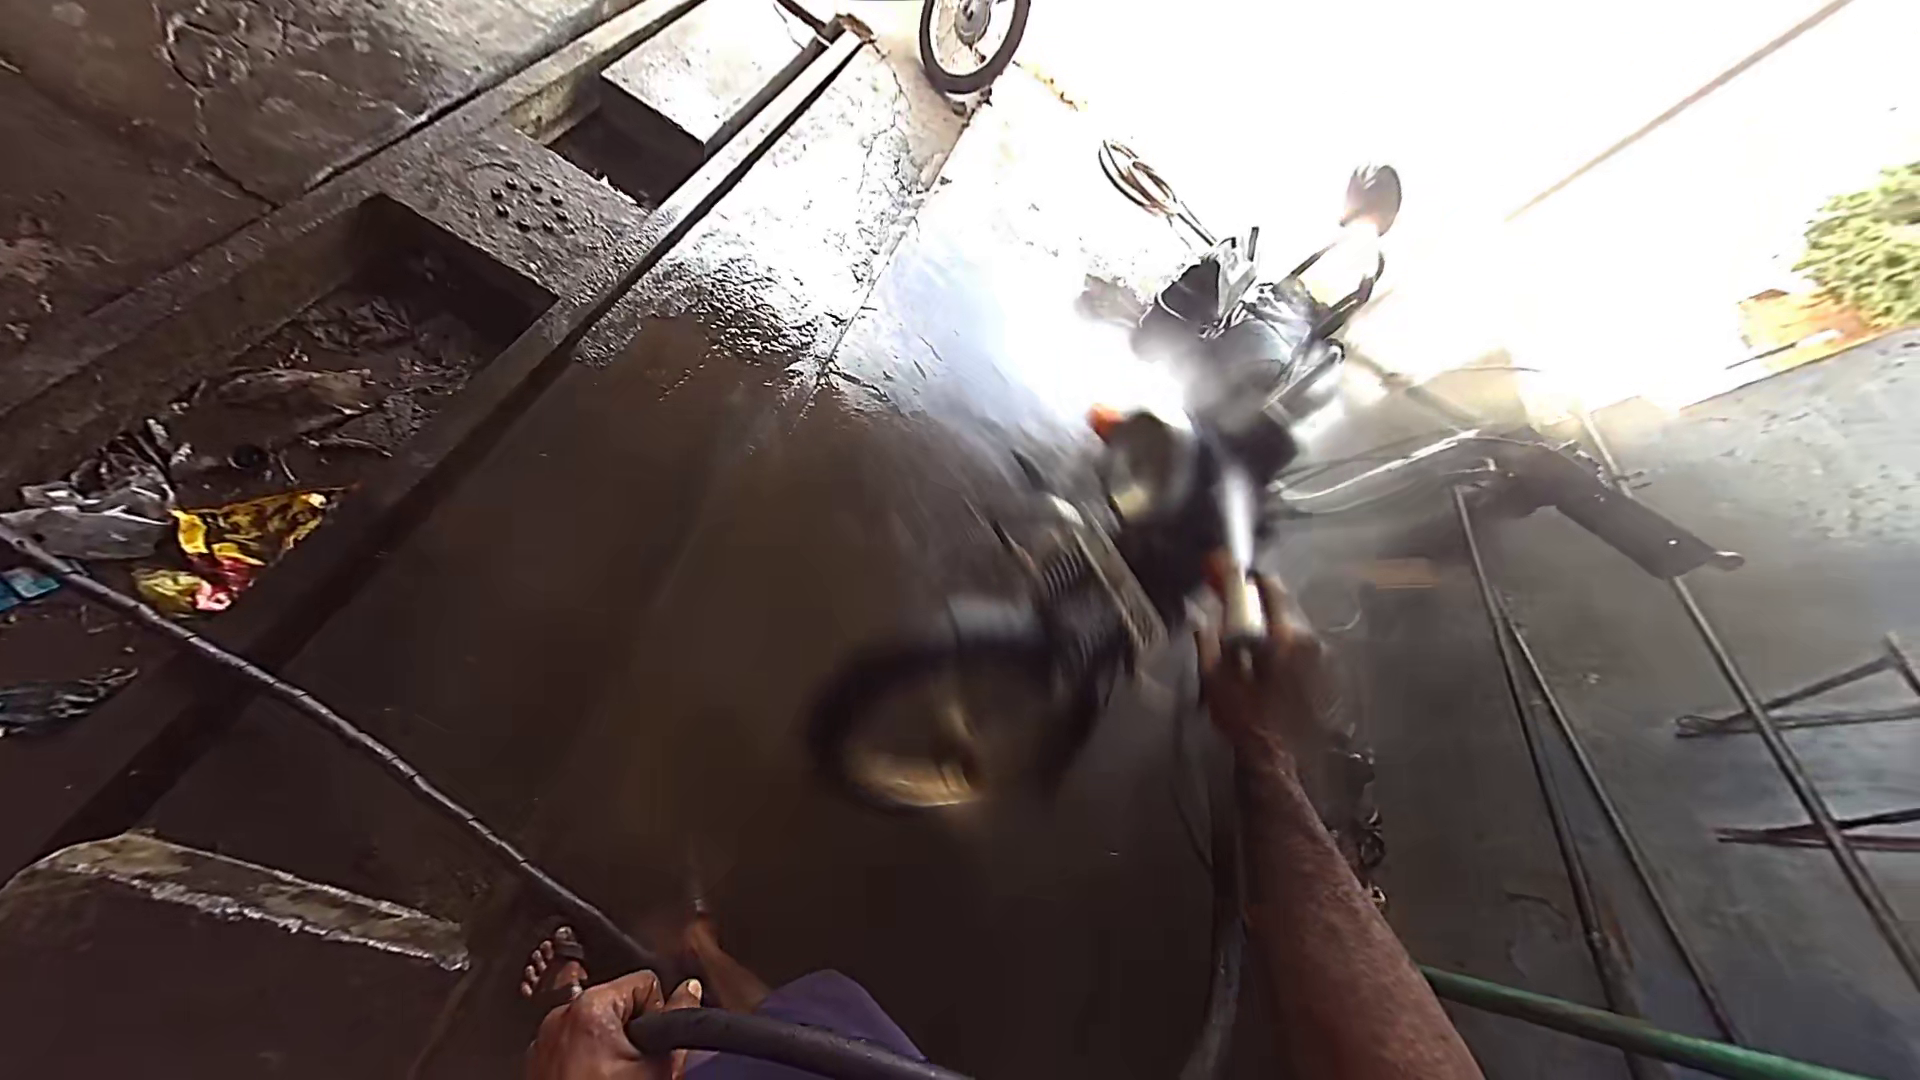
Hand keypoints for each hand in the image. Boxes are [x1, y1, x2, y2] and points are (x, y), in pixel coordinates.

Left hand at [526, 970, 702, 1079]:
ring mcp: (543, 1045)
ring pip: (599, 1027)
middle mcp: (560, 1017)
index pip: (646, 983)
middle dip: (632, 1033)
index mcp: (590, 1005)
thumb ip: (678, 1017)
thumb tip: (689, 989)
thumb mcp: (656, 1066)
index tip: (648, 1048)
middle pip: (621, 1005)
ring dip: (610, 1048)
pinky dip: (588, 1062)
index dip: (658, 1015)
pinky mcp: (535, 1067)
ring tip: (614, 1078)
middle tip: (632, 1069)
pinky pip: (575, 1047)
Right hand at [1196, 573, 1330, 765]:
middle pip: (1281, 601)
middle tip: (1226, 591)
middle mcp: (1308, 640)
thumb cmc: (1245, 718)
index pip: (1268, 588)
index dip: (1242, 575)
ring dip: (1263, 615)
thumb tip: (1203, 618)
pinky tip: (1256, 646)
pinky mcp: (1320, 672)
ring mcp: (1319, 657)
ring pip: (1288, 621)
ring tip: (1237, 621)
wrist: (1276, 758)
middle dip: (1252, 594)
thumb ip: (1209, 642)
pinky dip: (1274, 634)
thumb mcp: (1216, 679)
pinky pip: (1294, 640)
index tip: (1223, 566)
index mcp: (1285, 637)